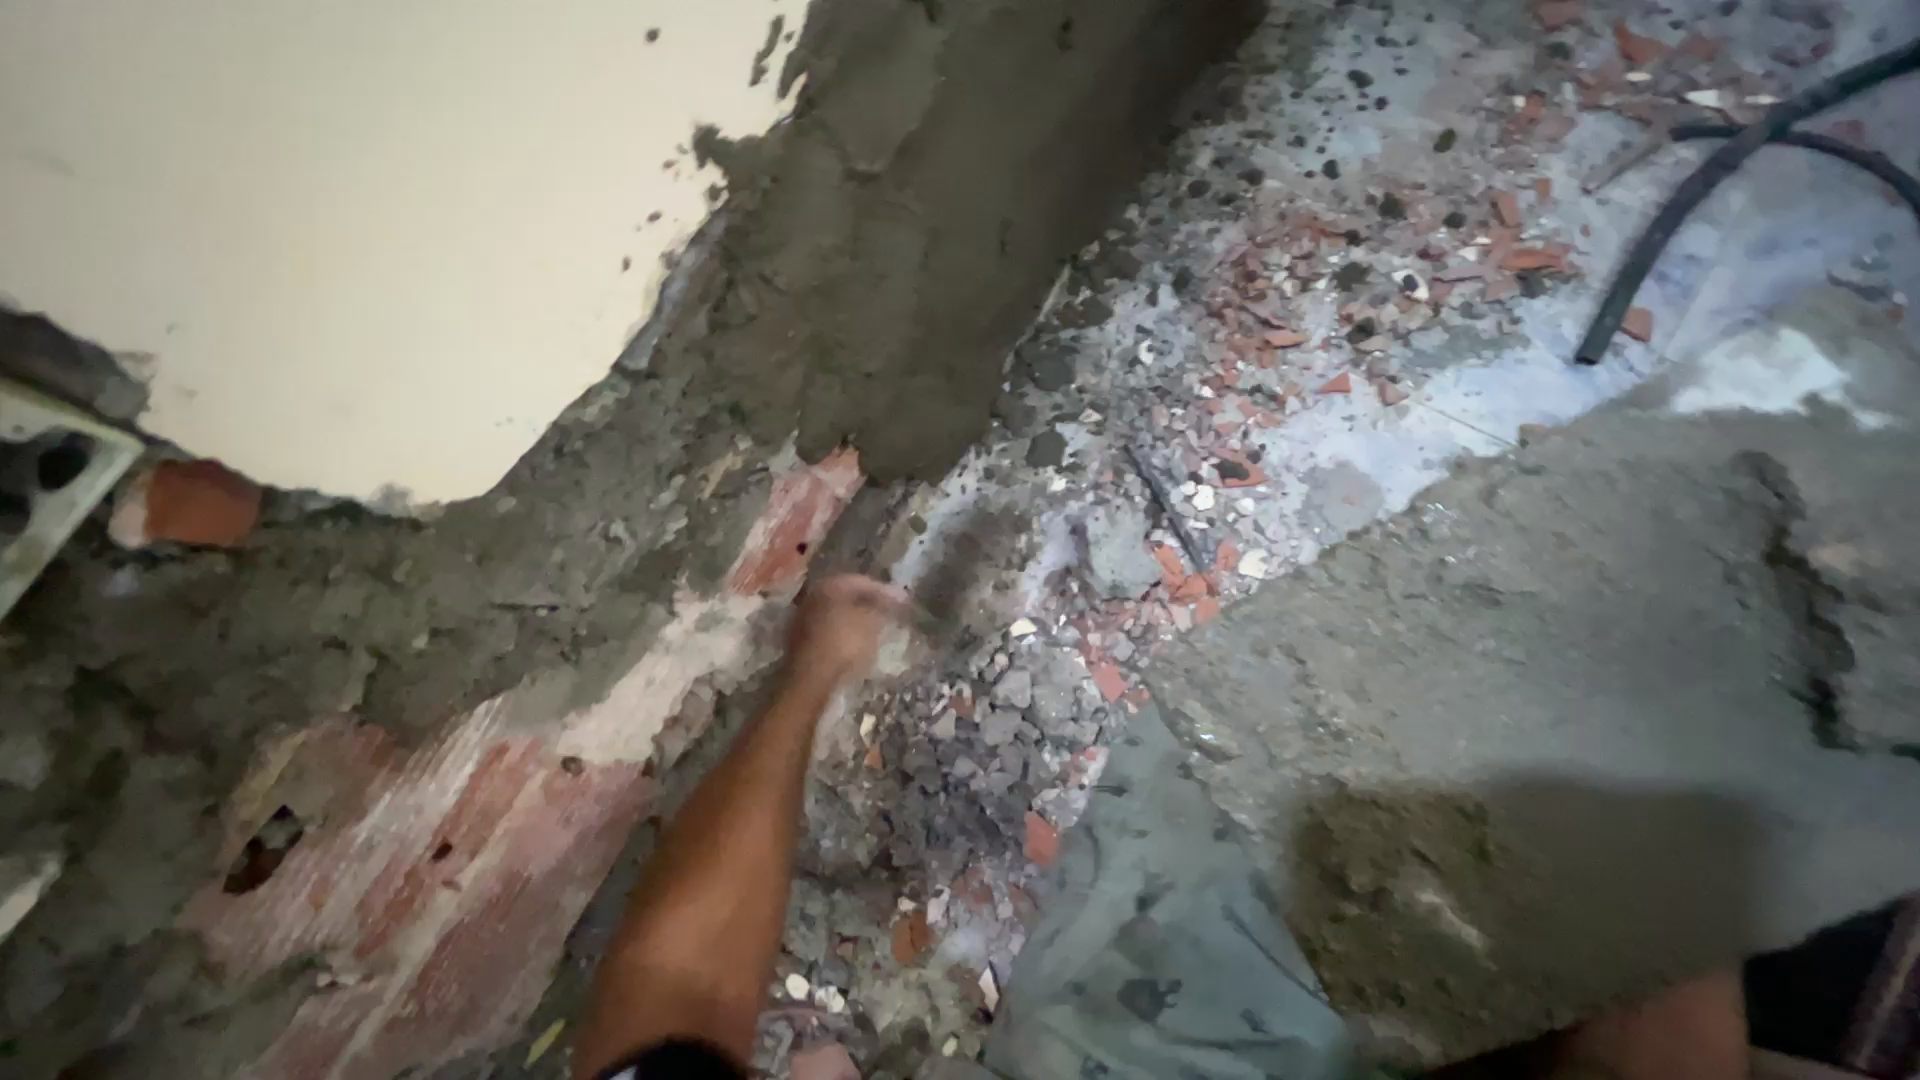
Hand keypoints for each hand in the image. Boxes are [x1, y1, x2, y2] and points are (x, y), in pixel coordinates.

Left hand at [784, 574, 909, 686]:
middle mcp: (813, 595)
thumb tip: (885, 603)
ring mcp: (802, 618)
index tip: (903, 602)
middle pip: (847, 595)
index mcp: (830, 585)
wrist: (810, 677)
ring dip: (855, 619)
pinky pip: (828, 630)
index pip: (863, 582)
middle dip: (868, 603)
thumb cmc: (845, 644)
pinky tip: (855, 643)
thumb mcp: (872, 623)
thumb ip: (881, 608)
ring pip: (836, 612)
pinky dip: (843, 632)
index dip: (886, 592)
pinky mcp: (798, 640)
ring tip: (875, 629)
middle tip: (888, 612)